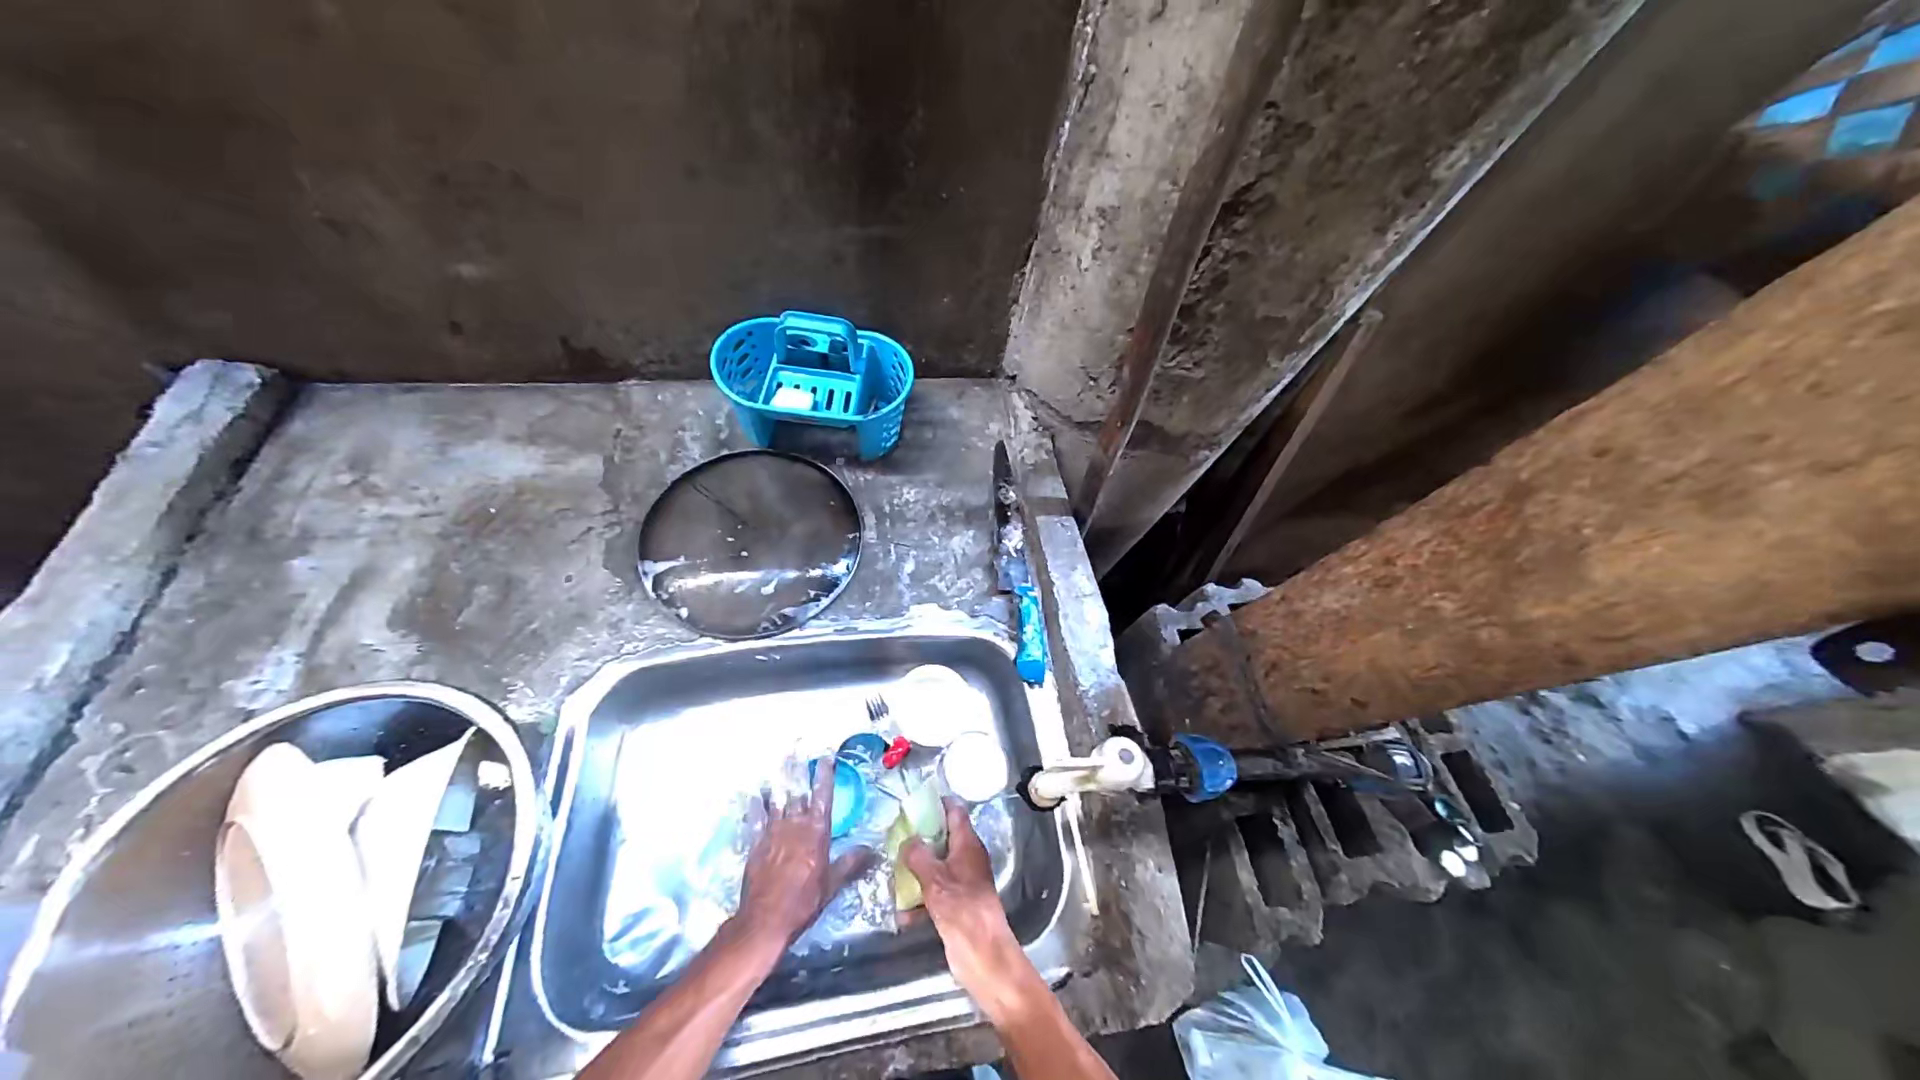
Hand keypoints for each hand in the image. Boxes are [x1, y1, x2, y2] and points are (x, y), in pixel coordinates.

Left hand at [735, 755, 874, 948]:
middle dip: (798, 771)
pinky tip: (755, 795)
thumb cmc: (804, 902)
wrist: (765, 920)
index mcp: (817, 832)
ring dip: (779, 781)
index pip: (823, 796)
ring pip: (777, 800)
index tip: (826, 757)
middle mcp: (795, 826)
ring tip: (779, 764)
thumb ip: (851, 863)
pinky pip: (756, 819)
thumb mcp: (832, 885)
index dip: (825, 776)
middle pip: (798, 792)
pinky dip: (756, 806)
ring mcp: (773, 832)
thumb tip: (873, 849)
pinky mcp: (756, 843)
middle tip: (797, 750)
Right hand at [901, 798, 1028, 1011]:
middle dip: (919, 839)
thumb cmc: (961, 908)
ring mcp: (964, 882)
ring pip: (936, 867)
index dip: (937, 804)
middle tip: (895, 839)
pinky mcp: (958, 904)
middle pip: (943, 839)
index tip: (915, 803)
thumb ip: (917, 855)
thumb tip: (907, 841)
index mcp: (968, 844)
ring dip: (916, 872)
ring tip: (893, 876)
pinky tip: (903, 914)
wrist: (982, 953)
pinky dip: (920, 900)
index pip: (955, 812)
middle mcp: (967, 858)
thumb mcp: (934, 878)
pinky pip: (935, 893)